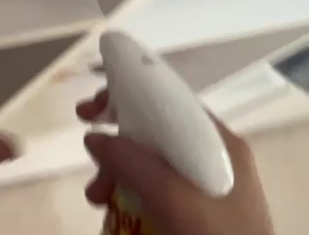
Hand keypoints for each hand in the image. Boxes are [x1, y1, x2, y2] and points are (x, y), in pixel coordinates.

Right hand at [77, 89, 275, 234]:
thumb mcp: (172, 199)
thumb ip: (130, 161)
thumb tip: (93, 137)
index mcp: (219, 142)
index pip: (165, 97)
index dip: (124, 96)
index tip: (92, 111)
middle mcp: (216, 156)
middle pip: (153, 130)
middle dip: (115, 142)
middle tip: (89, 152)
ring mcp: (210, 186)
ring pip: (151, 161)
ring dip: (117, 172)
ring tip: (97, 197)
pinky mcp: (202, 211)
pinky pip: (158, 187)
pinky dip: (131, 192)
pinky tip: (113, 207)